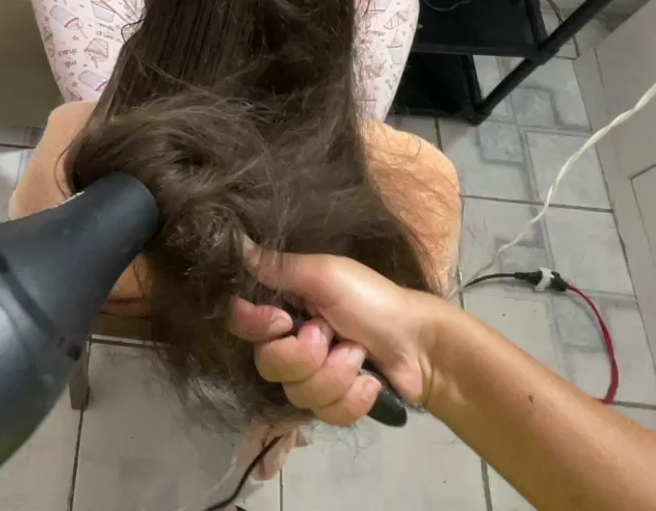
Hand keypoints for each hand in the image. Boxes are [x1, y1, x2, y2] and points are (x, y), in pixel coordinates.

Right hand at [229, 244, 443, 425]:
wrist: (420, 345)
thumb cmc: (371, 299)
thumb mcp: (325, 275)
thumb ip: (278, 266)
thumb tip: (234, 242)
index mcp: (284, 303)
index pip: (241, 321)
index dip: (257, 326)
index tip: (283, 320)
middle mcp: (290, 339)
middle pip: (267, 364)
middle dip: (305, 354)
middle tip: (331, 334)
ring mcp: (311, 374)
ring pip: (297, 392)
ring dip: (335, 373)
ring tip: (358, 353)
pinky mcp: (333, 402)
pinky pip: (324, 414)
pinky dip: (351, 398)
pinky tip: (368, 381)